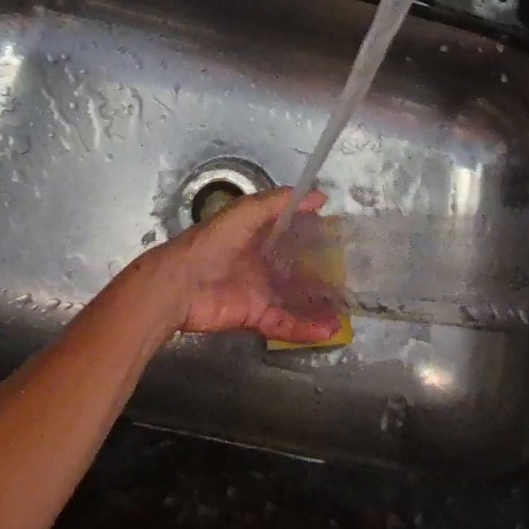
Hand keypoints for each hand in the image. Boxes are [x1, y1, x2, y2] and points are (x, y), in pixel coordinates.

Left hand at [147, 187, 340, 343]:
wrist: (178, 284)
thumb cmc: (212, 242)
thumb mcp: (247, 211)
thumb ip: (282, 202)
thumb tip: (320, 198)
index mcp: (257, 234)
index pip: (291, 232)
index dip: (314, 234)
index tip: (340, 237)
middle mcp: (260, 261)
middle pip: (296, 268)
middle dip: (321, 274)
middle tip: (350, 278)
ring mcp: (257, 290)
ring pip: (294, 299)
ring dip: (318, 305)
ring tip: (346, 311)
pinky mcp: (254, 316)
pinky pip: (284, 322)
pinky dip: (305, 328)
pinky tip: (328, 330)